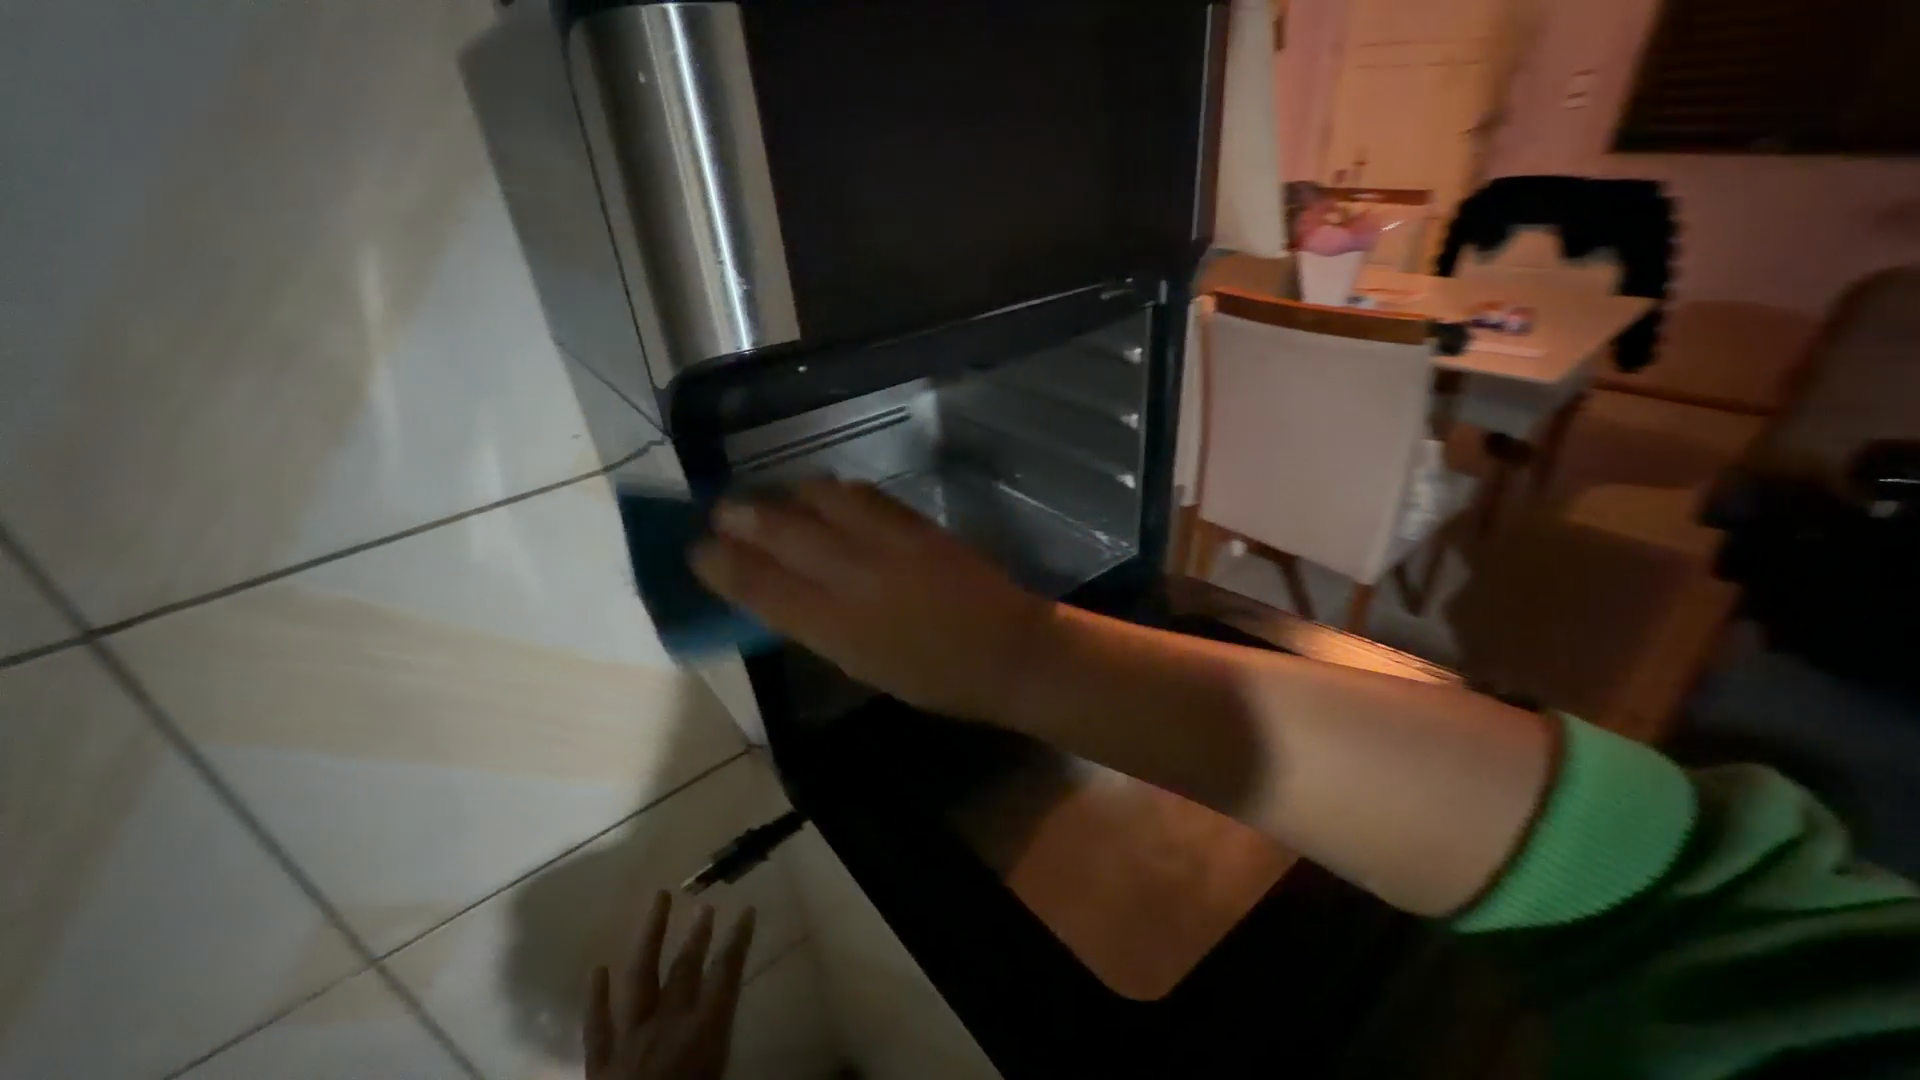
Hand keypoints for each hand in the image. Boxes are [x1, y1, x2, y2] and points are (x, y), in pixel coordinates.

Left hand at [584, 892, 755, 1079]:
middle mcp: (668, 1023)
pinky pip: (596, 1022)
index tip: (746, 910)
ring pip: (641, 976)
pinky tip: (597, 969)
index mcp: (704, 1030)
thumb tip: (731, 1031)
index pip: (726, 973)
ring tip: (658, 901)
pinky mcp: (598, 1060)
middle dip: (698, 934)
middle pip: (686, 967)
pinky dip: (596, 994)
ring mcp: (630, 1038)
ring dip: (650, 937)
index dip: (738, 939)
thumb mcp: (720, 1077)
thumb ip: (724, 1053)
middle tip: (705, 905)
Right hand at [689, 477, 1059, 723]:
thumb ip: (817, 627)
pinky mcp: (916, 523)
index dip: (721, 565)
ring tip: (770, 497)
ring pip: (819, 499)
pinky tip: (822, 494)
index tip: (696, 550)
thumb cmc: (935, 678)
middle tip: (719, 509)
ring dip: (786, 494)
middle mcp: (853, 577)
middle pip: (781, 532)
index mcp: (836, 627)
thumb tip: (780, 594)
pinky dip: (832, 492)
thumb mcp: (862, 666)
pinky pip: (862, 495)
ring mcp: (887, 543)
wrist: (1009, 650)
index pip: (760, 586)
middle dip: (741, 516)